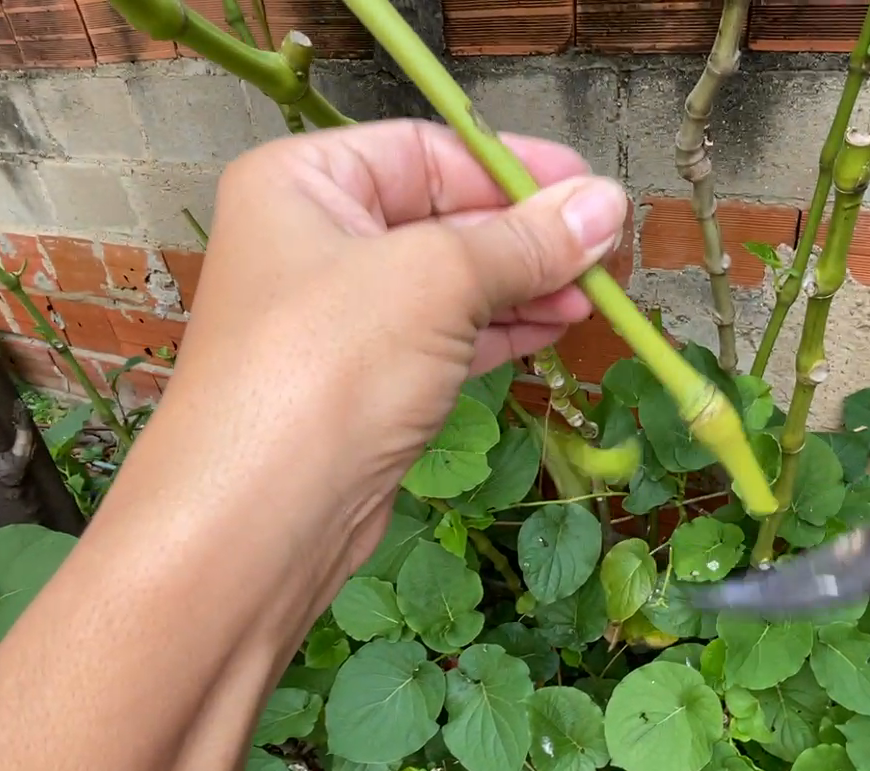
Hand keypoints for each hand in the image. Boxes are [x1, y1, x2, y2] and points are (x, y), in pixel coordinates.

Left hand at [146, 118, 627, 574]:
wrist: (264, 519)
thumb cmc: (328, 370)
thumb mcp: (435, 280)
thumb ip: (523, 242)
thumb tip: (605, 205)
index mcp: (303, 185)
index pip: (426, 152)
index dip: (512, 168)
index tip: (586, 191)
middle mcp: (318, 246)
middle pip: (444, 221)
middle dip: (528, 238)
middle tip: (605, 251)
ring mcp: (345, 324)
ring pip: (453, 289)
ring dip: (525, 289)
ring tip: (593, 296)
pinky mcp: (371, 386)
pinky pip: (448, 342)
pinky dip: (501, 333)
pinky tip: (553, 328)